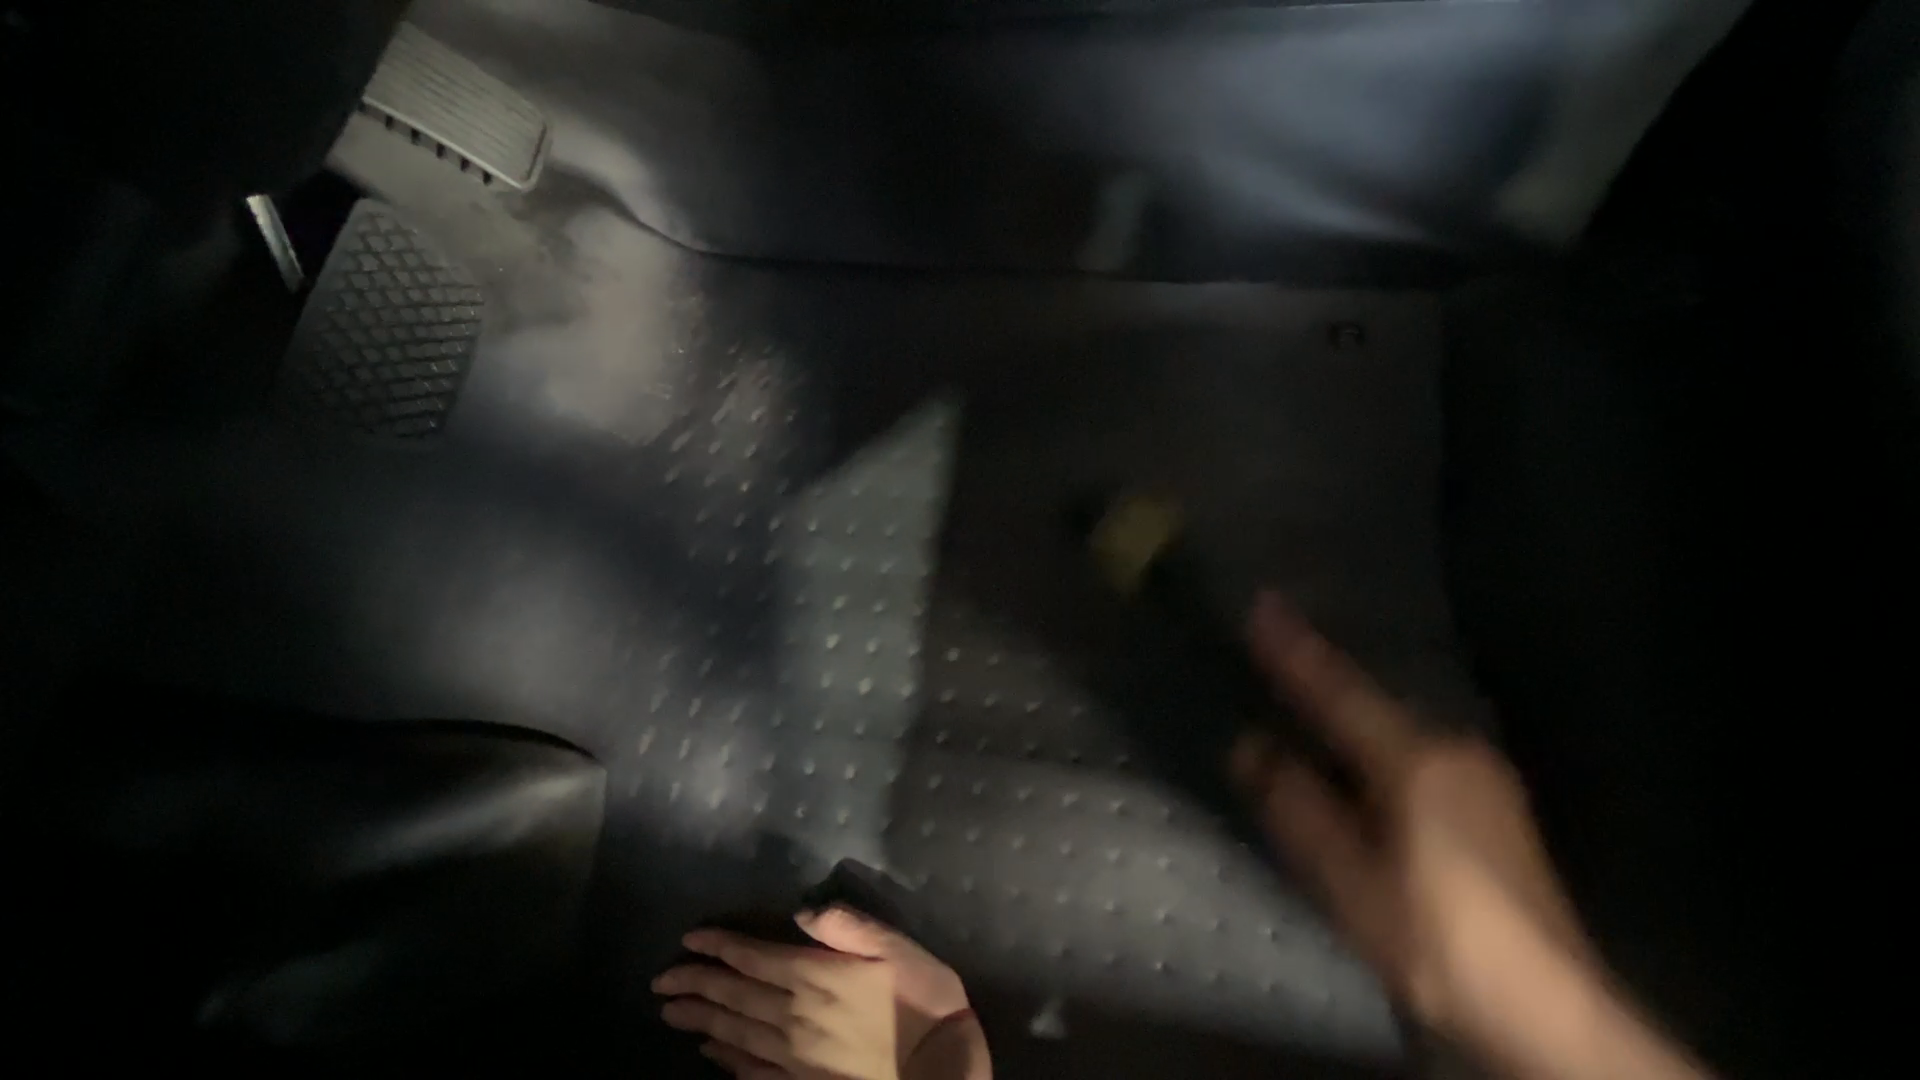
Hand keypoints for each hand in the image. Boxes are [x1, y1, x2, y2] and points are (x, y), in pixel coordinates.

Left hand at [654, 905, 987, 1079]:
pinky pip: (752, 1073)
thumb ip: (847, 925)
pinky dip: (726, 1061)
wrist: (938, 1070)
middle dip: (695, 983)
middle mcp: (793, 1015)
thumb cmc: (920, 997)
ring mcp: (793, 1057)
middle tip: (661, 979)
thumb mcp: (895, 945)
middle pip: (734, 996)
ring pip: (734, 1034)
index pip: (753, 956)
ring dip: (700, 1020)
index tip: (689, 938)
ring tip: (670, 1011)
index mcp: (813, 976)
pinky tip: (711, 1054)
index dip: (719, 946)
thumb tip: (802, 910)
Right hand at [1231, 593, 1594, 1042]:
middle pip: (1370, 702)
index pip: (1339, 691)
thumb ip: (1296, 806)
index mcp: (1416, 762)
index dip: (1295, 649)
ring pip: (1393, 728)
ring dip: (1345, 710)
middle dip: (1319, 675)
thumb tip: (1247, 745)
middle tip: (1271, 646)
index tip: (1262, 603)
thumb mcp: (1350, 880)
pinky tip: (1354, 758)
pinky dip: (1371, 743)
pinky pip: (1412, 752)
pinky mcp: (1491, 807)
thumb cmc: (1439, 941)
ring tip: (1300, 696)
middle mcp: (1454, 752)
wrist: (1552, 1014)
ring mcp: (1480, 778)